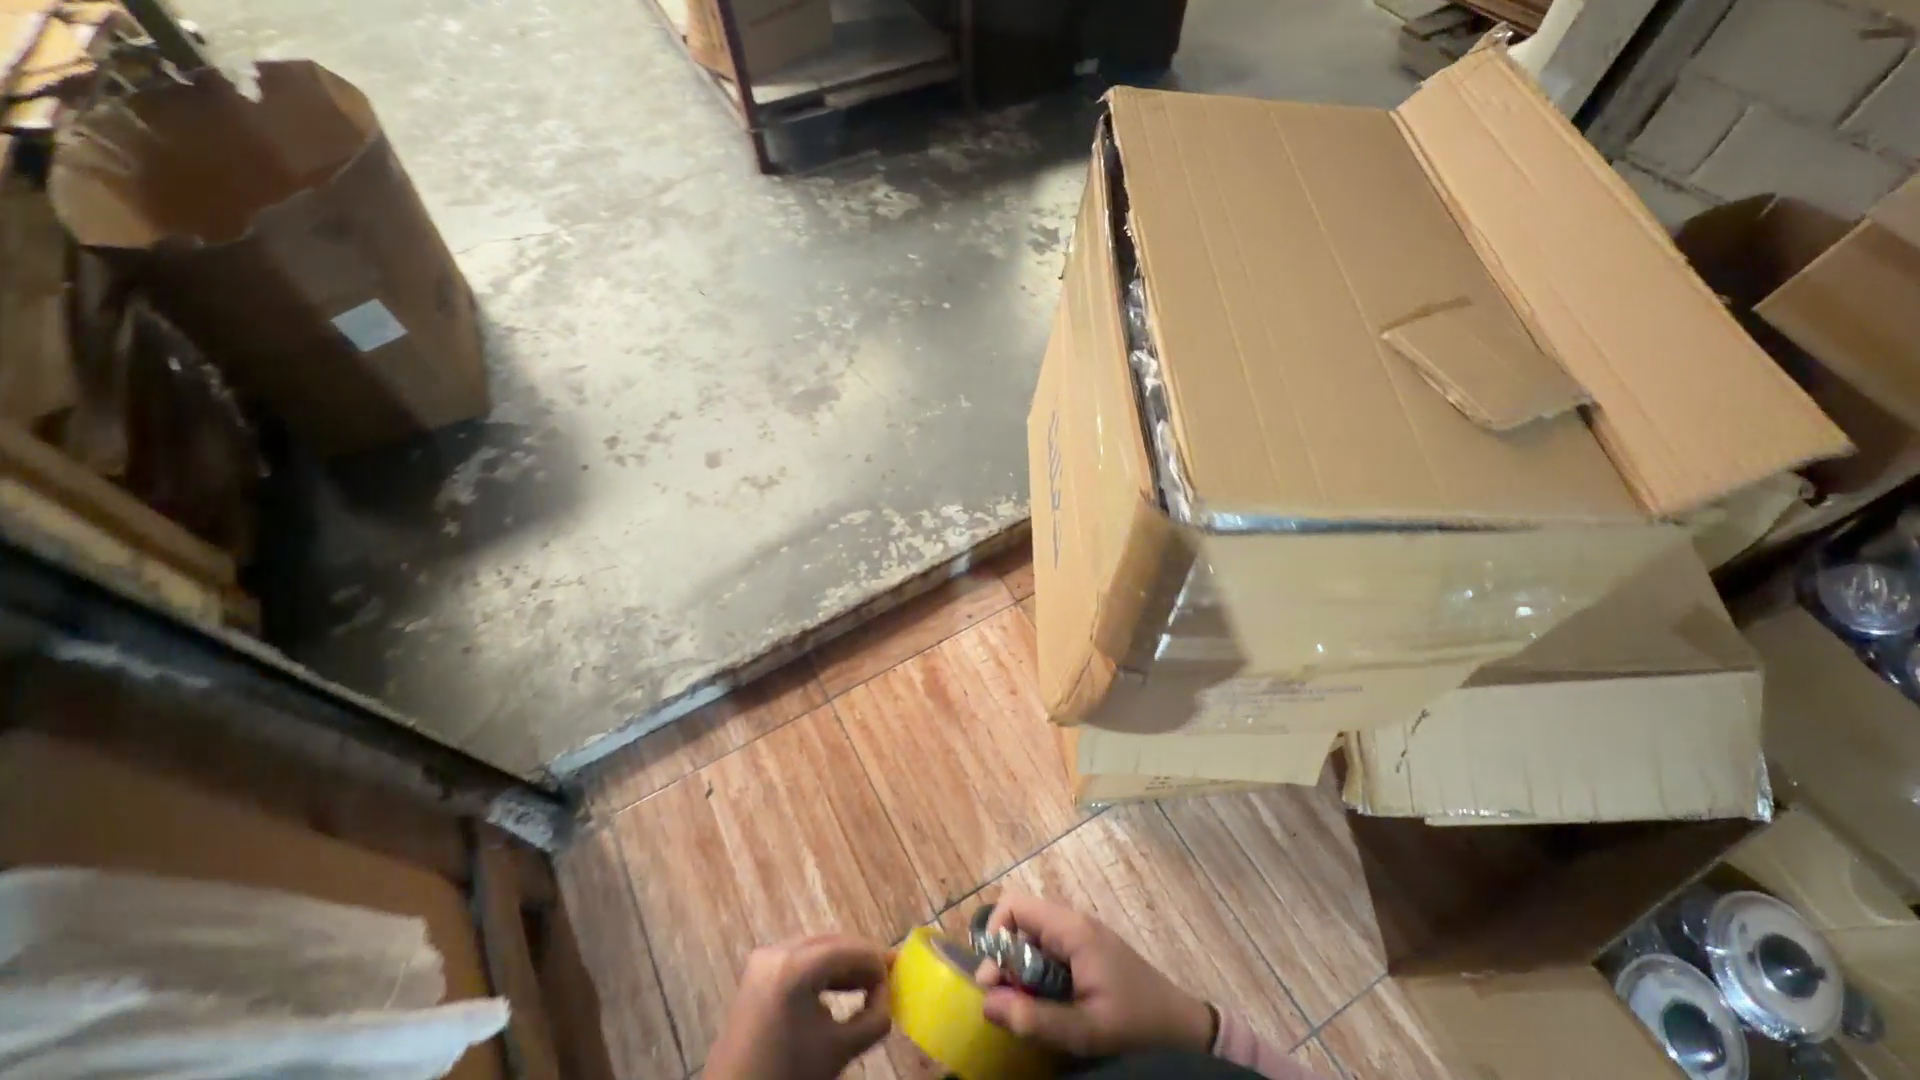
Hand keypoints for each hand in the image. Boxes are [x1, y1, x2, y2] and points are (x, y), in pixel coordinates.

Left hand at [704, 935, 891, 1079]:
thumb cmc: (789, 1073)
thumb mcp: (841, 1048)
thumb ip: (875, 1017)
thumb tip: (887, 993)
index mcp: (795, 967)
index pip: (850, 950)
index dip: (878, 963)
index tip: (898, 978)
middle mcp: (777, 951)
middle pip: (833, 943)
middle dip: (862, 961)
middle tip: (888, 980)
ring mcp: (763, 958)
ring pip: (817, 949)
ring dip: (844, 965)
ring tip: (868, 987)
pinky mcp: (757, 970)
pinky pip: (800, 958)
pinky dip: (822, 970)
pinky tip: (840, 989)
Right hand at [975, 893, 1213, 1058]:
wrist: (1184, 1029)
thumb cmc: (1136, 1024)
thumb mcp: (1084, 1030)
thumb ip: (1034, 1018)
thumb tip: (985, 1002)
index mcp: (1072, 929)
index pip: (1013, 905)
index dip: (993, 935)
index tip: (993, 979)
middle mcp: (1074, 923)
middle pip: (1019, 924)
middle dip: (1005, 961)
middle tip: (1008, 1003)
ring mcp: (1081, 937)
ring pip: (1031, 942)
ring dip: (1021, 974)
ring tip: (1030, 1010)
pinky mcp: (1087, 953)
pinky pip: (1047, 954)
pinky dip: (1038, 978)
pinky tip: (1050, 1008)